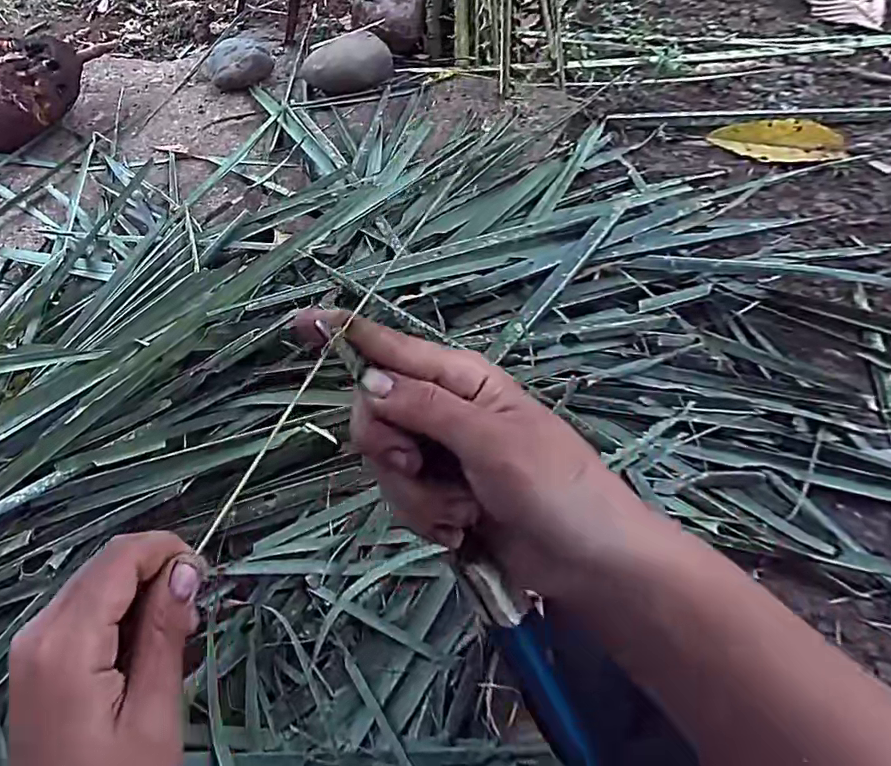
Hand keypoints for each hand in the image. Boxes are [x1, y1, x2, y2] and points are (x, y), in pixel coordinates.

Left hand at [9, 533, 203, 765]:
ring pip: (95, 583)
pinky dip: (117, 614)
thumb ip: (165, 633)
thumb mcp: (152, 719)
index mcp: (64, 643)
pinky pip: (82, 610)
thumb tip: (183, 570)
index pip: (118, 558)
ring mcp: (32, 645)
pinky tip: (144, 646)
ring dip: (138, 592)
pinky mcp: (36, 659)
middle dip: (153, 571)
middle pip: (104, 565)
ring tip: (175, 631)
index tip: (201, 570)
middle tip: (194, 604)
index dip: (164, 550)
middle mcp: (38, 631)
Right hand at [293, 308, 669, 600]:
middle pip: (372, 409)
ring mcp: (435, 449)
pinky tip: (461, 527)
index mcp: (457, 377)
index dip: (342, 333)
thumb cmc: (557, 488)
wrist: (592, 567)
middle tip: (418, 466)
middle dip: (388, 446)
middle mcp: (439, 405)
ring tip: (462, 510)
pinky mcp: (434, 490)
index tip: (298, 323)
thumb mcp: (493, 440)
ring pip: (380, 459)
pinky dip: (424, 516)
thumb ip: (426, 407)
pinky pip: (398, 494)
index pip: (388, 346)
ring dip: (415, 493)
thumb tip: (367, 381)